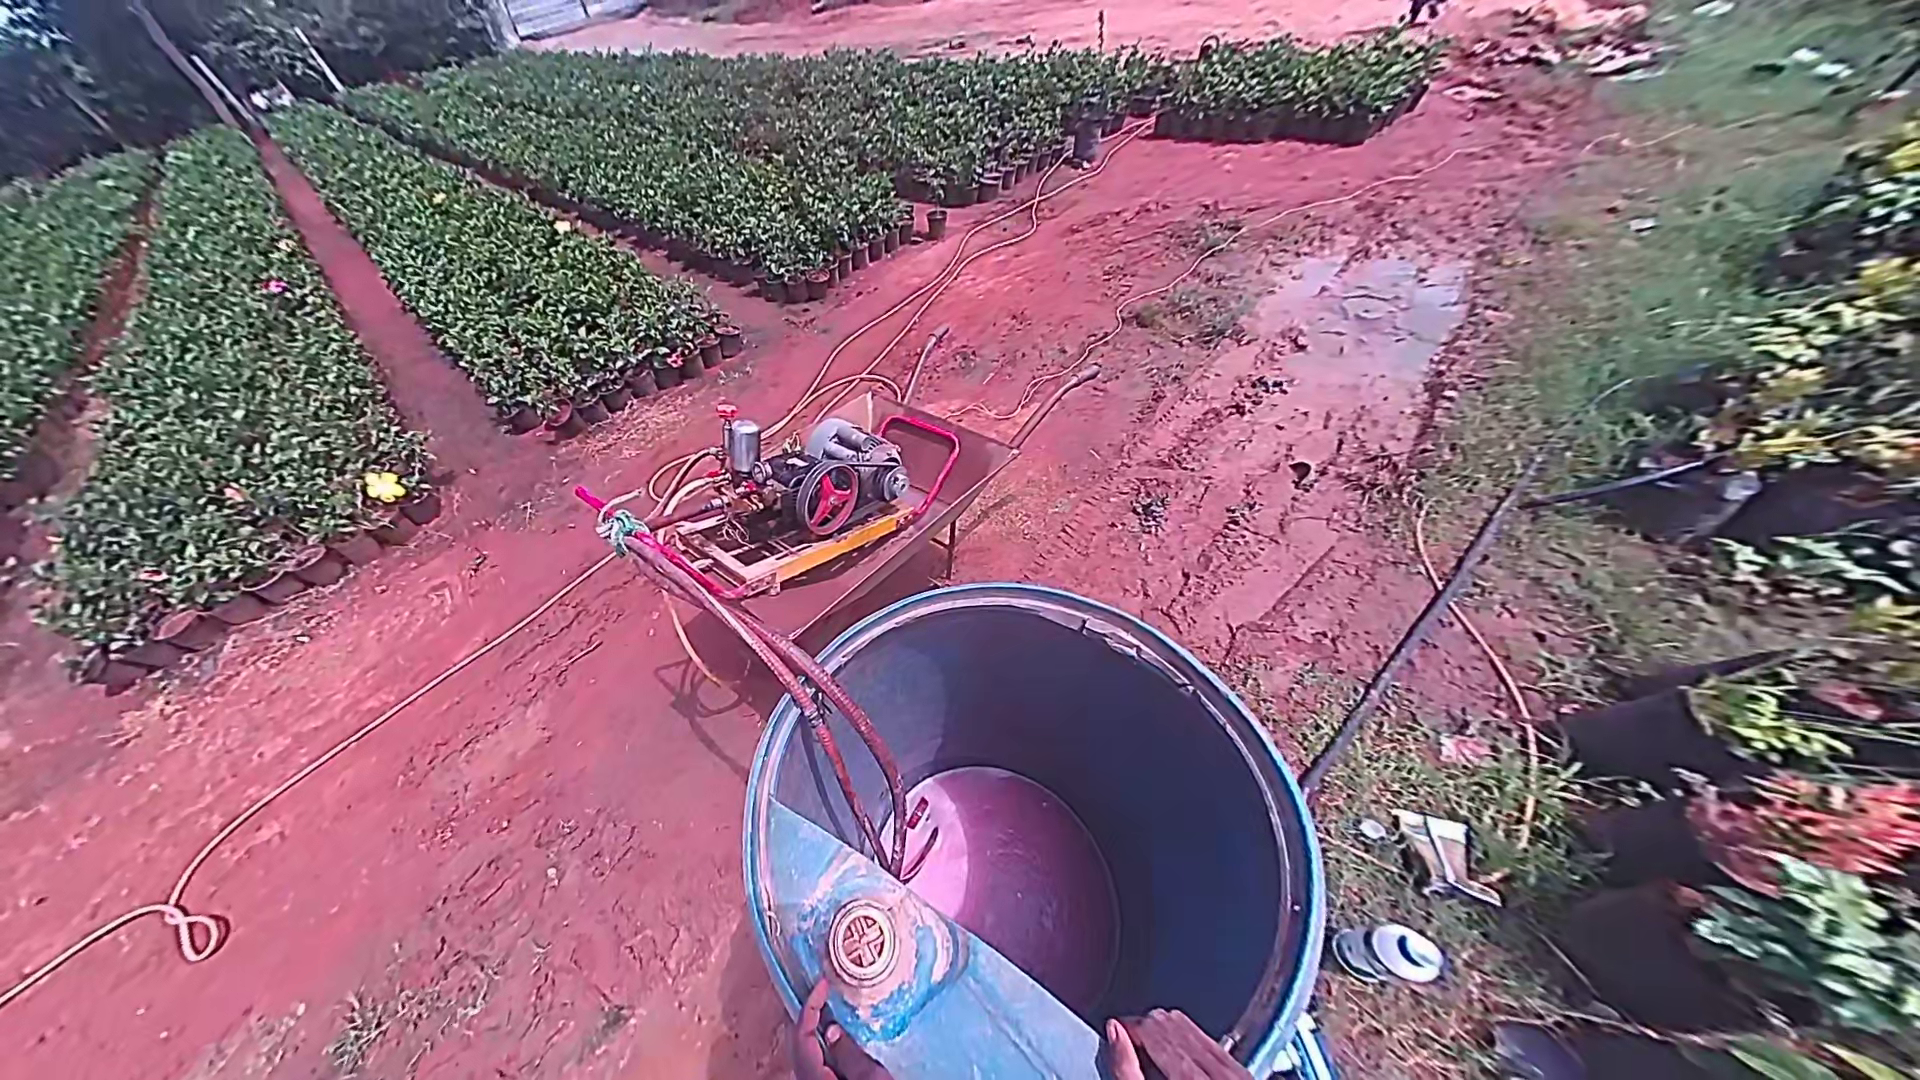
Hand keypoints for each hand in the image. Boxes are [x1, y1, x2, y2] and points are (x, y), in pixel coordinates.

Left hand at [792, 979, 892, 1079]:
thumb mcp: (870, 1076)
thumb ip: (849, 1053)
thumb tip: (832, 1028)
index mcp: (814, 1077)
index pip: (802, 1035)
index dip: (811, 1005)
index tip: (823, 983)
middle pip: (801, 1041)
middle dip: (812, 1012)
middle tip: (826, 988)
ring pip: (809, 1050)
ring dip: (819, 1025)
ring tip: (833, 1002)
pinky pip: (818, 1059)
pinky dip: (825, 1040)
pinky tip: (841, 1031)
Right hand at [1113, 1010, 1250, 1079]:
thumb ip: (1126, 1072)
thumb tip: (1114, 1030)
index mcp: (1190, 1077)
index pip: (1153, 1030)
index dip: (1128, 1026)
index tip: (1116, 1031)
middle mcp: (1220, 1070)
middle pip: (1171, 1023)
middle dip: (1146, 1027)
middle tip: (1129, 1039)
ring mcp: (1236, 1071)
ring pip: (1191, 1026)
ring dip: (1166, 1031)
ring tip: (1151, 1047)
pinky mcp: (1244, 1074)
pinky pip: (1211, 1041)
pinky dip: (1190, 1040)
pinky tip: (1179, 1053)